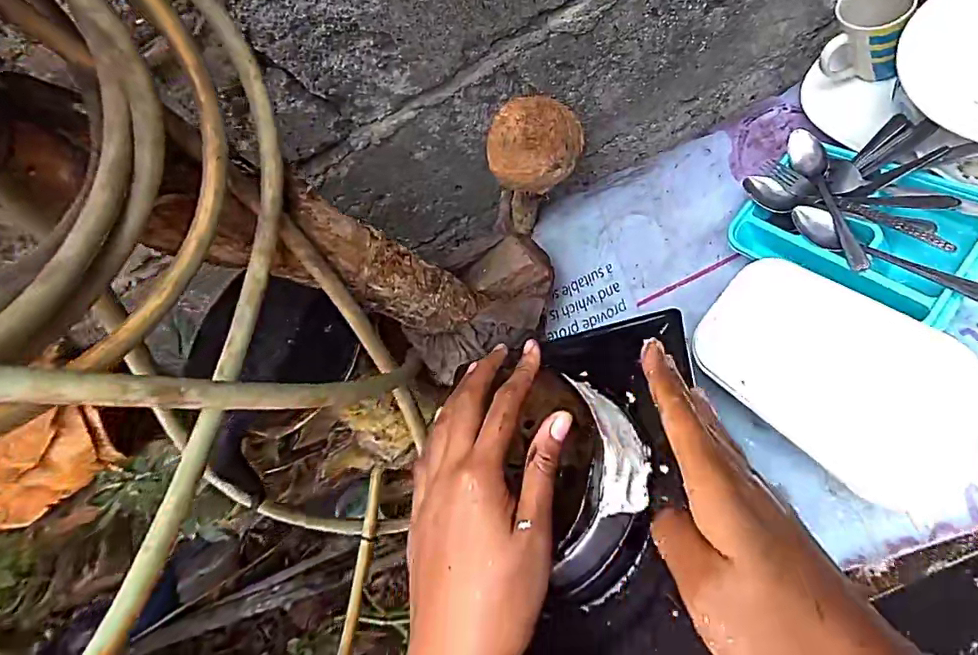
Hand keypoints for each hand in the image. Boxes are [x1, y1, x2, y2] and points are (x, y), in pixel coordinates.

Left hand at [408, 341, 572, 654]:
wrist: (453, 654)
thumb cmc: (499, 603)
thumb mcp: (534, 533)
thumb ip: (541, 469)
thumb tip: (558, 420)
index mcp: (477, 476)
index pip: (502, 409)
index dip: (519, 376)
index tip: (530, 353)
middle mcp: (445, 476)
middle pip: (463, 406)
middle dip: (483, 372)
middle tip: (500, 352)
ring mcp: (427, 494)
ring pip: (439, 425)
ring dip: (458, 393)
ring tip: (473, 375)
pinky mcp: (419, 513)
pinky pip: (425, 452)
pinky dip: (438, 426)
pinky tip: (443, 429)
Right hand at [643, 338, 918, 654]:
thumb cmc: (779, 624)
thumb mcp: (706, 588)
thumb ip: (676, 541)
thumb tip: (664, 513)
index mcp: (722, 492)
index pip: (685, 423)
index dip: (664, 384)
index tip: (653, 350)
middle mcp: (746, 488)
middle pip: (706, 425)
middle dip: (679, 389)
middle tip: (661, 360)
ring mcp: (765, 505)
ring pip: (721, 442)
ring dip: (697, 413)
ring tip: (682, 392)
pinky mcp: (776, 527)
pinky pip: (733, 466)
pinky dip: (714, 443)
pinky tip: (714, 454)